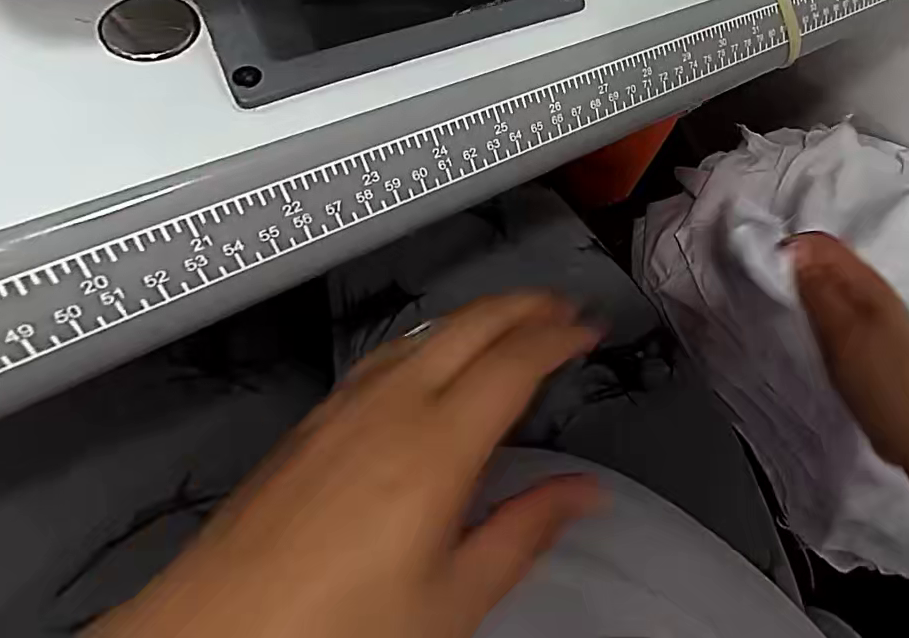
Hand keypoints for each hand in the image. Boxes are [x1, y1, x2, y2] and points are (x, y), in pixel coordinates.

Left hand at [91, 293, 605, 637]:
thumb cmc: (338, 634)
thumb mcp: (451, 602)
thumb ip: (526, 530)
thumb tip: (587, 492)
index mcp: (439, 442)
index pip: (517, 361)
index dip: (560, 336)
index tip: (590, 329)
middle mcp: (397, 401)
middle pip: (476, 323)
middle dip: (528, 304)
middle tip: (564, 307)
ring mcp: (352, 399)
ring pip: (433, 328)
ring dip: (483, 313)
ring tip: (515, 317)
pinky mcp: (319, 412)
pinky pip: (394, 349)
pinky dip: (436, 334)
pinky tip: (436, 351)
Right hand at [785, 231, 908, 466]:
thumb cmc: (890, 389)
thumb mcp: (845, 334)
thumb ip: (818, 289)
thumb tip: (794, 248)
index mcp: (869, 283)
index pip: (821, 243)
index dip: (790, 248)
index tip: (763, 269)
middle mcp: (874, 294)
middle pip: (826, 261)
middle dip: (795, 267)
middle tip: (767, 290)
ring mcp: (876, 319)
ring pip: (831, 287)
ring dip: (805, 291)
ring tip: (783, 311)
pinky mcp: (873, 344)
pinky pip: (837, 313)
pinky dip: (818, 315)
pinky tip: (809, 335)